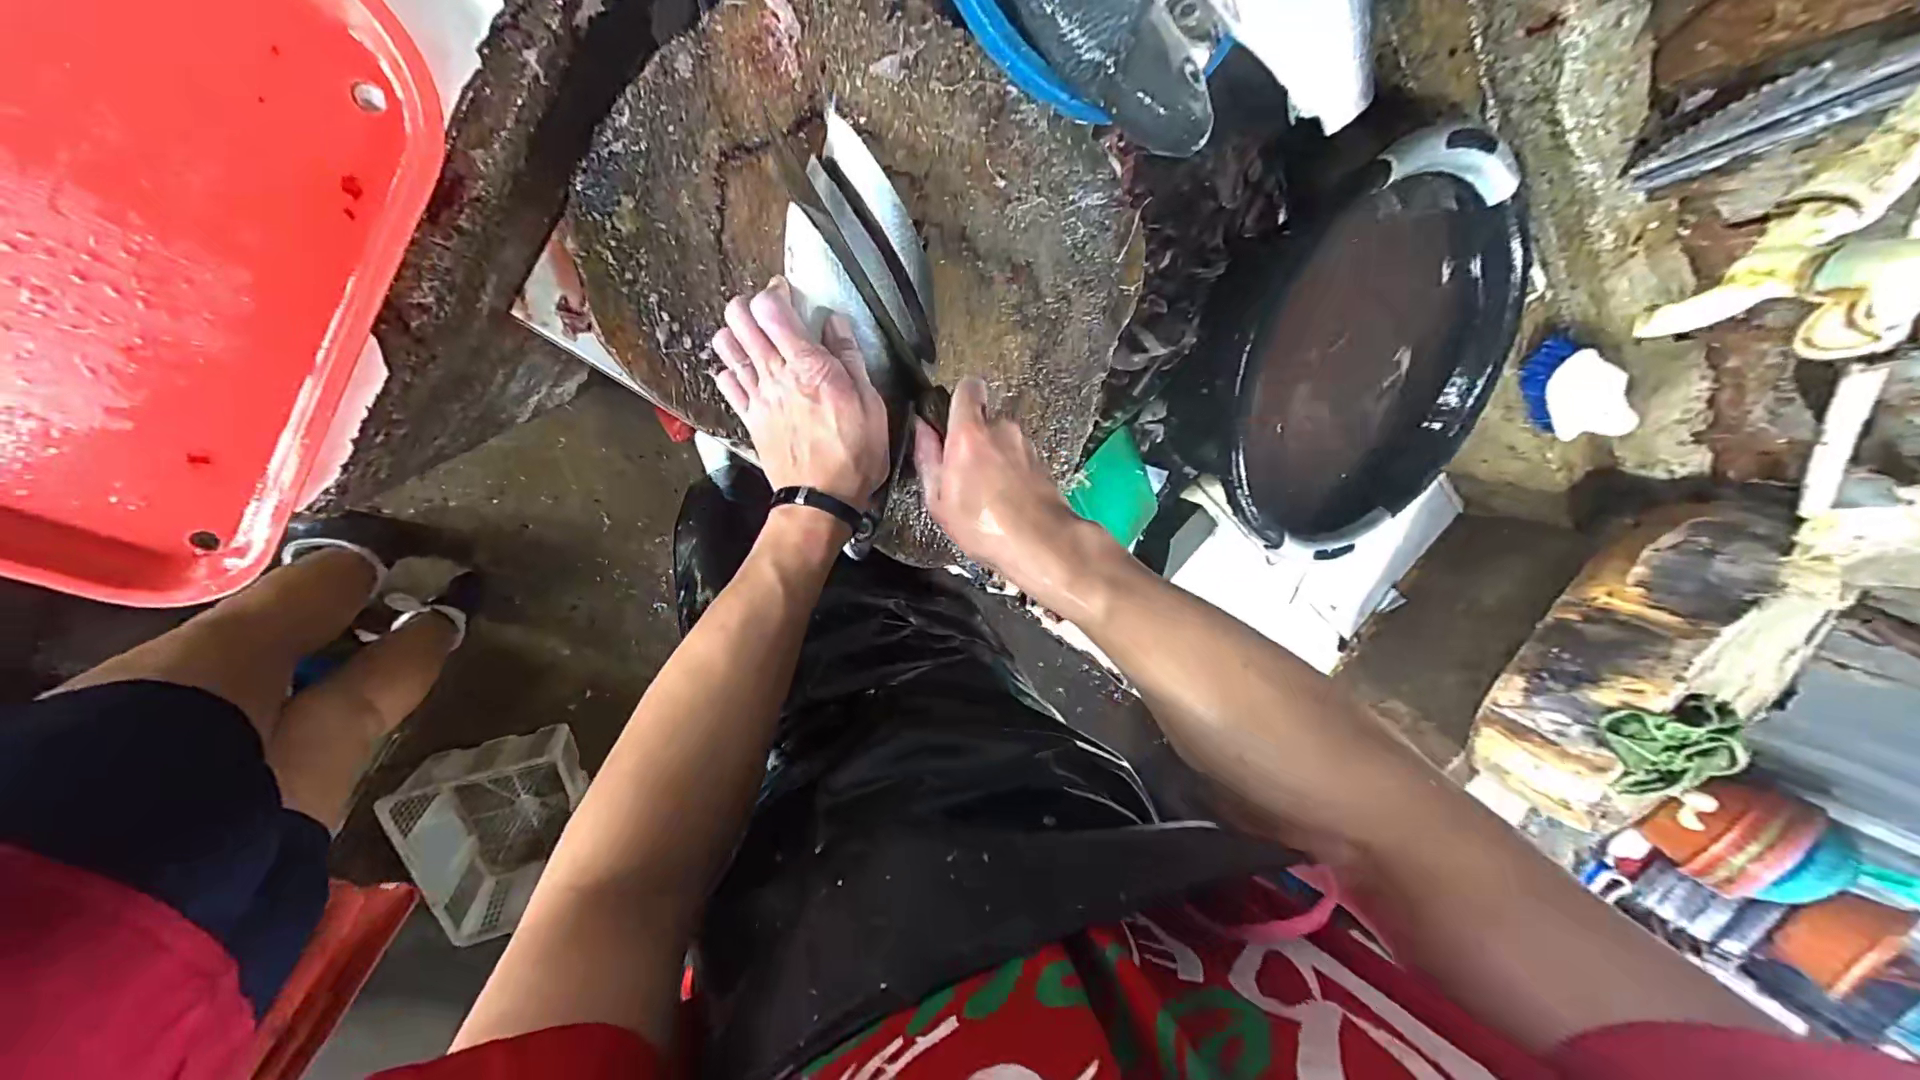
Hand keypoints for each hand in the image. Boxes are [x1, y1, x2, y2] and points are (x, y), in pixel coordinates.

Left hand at [711, 279, 890, 510]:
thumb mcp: (870, 404)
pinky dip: (729, 369)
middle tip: (768, 311)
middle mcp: (776, 376)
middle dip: (749, 305)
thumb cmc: (853, 456)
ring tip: (754, 338)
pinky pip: (726, 383)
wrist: (821, 499)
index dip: (776, 293)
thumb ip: (850, 359)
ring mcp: (759, 397)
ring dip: (735, 333)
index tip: (788, 293)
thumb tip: (837, 324)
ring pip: (727, 347)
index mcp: (810, 367)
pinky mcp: (750, 419)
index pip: (772, 309)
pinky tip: (742, 371)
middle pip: (740, 320)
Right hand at [913, 377, 1105, 597]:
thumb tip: (922, 430)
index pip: (968, 387)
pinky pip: (1017, 458)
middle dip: (972, 441)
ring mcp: (1025, 444)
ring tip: (985, 494)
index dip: (959, 399)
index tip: (949, 420)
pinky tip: (1005, 500)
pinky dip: (1010, 472)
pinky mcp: (1041, 461)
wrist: (1040, 542)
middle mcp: (1001, 429)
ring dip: (992, 458)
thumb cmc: (984, 525)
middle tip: (962, 475)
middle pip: (983, 420)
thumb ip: (927, 458)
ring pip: (1001, 441)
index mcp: (970, 433)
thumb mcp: (939, 500)